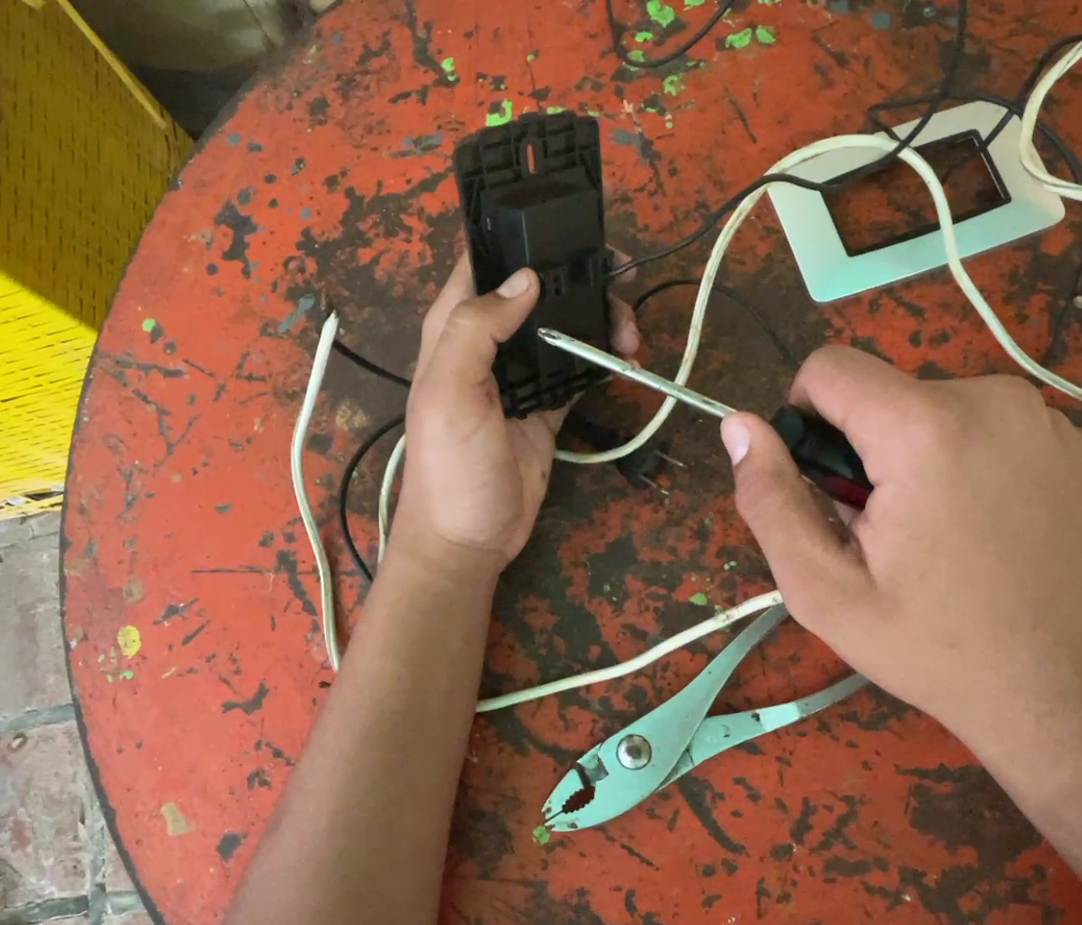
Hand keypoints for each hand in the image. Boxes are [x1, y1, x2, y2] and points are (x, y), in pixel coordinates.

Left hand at [390, 259, 639, 578]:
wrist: (470, 538)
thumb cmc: (451, 466)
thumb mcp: (451, 392)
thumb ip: (476, 330)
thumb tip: (526, 280)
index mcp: (454, 331)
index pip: (483, 265)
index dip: (520, 240)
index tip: (570, 227)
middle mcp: (488, 345)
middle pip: (535, 292)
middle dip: (577, 278)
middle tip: (622, 277)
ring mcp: (520, 378)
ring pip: (563, 327)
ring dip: (598, 319)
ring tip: (630, 332)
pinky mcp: (546, 408)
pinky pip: (577, 369)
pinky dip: (602, 359)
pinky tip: (626, 357)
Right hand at [720, 346, 1081, 762]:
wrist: (1062, 692)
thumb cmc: (930, 645)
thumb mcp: (821, 588)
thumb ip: (769, 499)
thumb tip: (738, 425)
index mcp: (923, 428)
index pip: (828, 368)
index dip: (805, 421)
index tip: (824, 487)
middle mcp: (993, 399)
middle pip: (884, 393)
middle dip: (865, 449)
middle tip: (883, 533)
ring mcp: (1048, 420)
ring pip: (937, 408)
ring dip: (916, 456)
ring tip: (937, 535)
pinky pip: (992, 427)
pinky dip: (972, 463)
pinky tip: (988, 531)